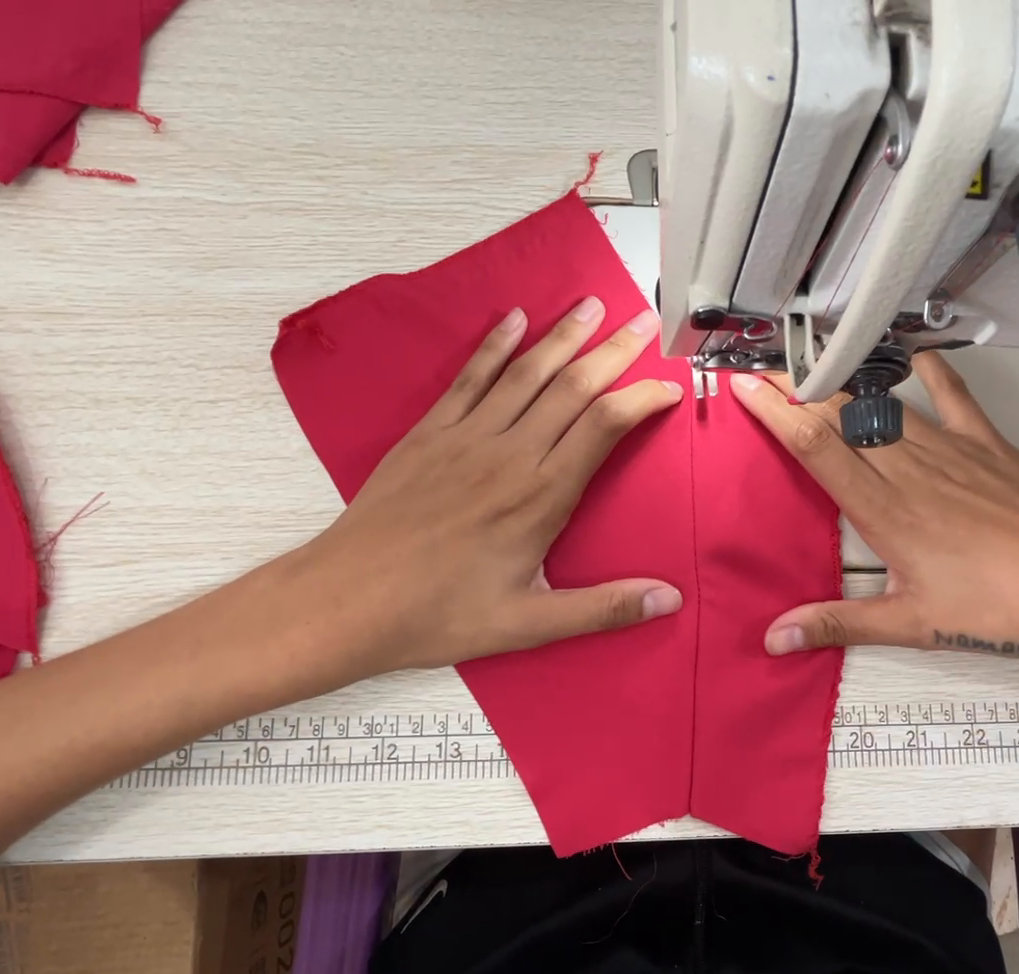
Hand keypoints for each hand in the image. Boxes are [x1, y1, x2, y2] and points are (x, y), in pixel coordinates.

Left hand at [262, 298, 684, 695]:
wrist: (349, 599)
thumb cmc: (440, 615)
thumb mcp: (530, 624)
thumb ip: (603, 608)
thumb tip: (669, 598)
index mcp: (541, 496)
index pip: (605, 426)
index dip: (642, 399)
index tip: (668, 385)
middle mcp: (509, 454)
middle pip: (573, 386)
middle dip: (614, 350)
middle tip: (644, 320)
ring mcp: (466, 437)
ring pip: (526, 372)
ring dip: (562, 335)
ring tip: (591, 305)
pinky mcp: (429, 433)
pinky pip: (469, 378)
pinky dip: (494, 346)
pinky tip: (512, 319)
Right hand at [730, 352, 1018, 668]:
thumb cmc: (999, 607)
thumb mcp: (912, 624)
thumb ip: (838, 623)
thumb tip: (773, 638)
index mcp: (883, 508)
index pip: (815, 445)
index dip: (774, 412)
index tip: (742, 387)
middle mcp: (909, 467)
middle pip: (841, 415)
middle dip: (795, 389)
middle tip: (762, 371)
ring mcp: (952, 450)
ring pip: (884, 406)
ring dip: (843, 386)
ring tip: (812, 370)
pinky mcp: (989, 445)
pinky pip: (954, 398)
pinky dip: (932, 374)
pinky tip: (915, 357)